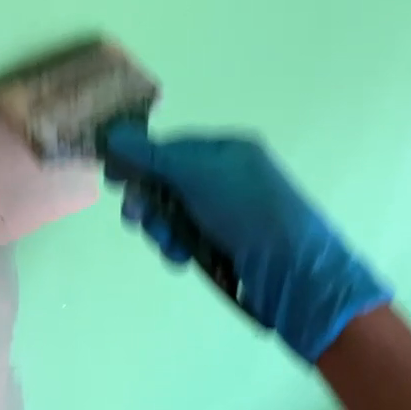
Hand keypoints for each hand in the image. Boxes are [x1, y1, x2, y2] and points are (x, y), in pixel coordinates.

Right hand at [102, 121, 390, 361]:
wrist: (298, 274)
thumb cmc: (248, 211)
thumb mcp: (198, 174)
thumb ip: (152, 156)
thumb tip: (113, 135)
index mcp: (228, 151)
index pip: (171, 147)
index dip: (140, 161)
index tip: (113, 179)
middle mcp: (228, 178)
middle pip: (168, 182)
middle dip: (148, 200)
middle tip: (136, 218)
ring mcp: (230, 214)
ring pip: (175, 214)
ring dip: (162, 228)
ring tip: (169, 245)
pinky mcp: (229, 247)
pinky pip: (190, 240)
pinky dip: (180, 247)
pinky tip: (182, 259)